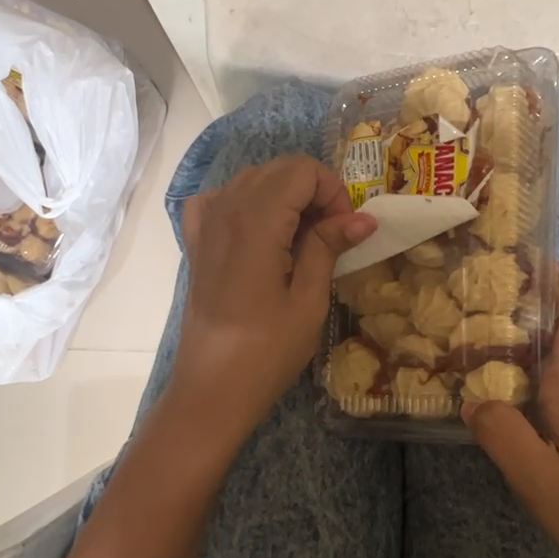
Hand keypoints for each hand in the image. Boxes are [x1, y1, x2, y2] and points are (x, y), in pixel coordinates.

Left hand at [168, 155, 375, 437]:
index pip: (301, 170)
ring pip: (251, 180)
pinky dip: (246, 205)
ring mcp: (205, 225)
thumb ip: (328, 248)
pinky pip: (221, 200)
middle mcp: (225, 210)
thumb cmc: (267, 351)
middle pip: (277, 169)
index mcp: (255, 221)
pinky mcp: (196, 243)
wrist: (212, 388)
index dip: (332, 191)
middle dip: (312, 192)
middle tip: (332, 236)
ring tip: (302, 241)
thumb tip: (362, 218)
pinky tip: (260, 234)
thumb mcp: (308, 301)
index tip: (346, 231)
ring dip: (284, 198)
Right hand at [463, 281, 558, 557]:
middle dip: (545, 305)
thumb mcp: (536, 479)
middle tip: (496, 309)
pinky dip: (549, 371)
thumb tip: (473, 399)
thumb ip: (502, 433)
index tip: (514, 274)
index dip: (554, 285)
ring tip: (497, 344)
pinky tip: (519, 397)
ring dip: (546, 338)